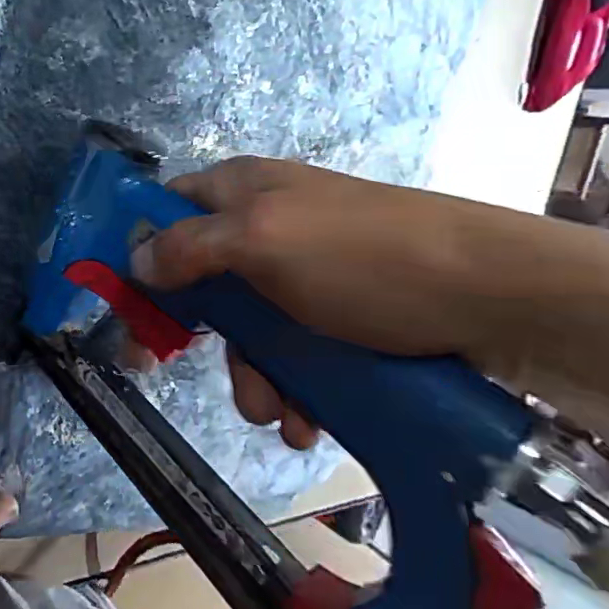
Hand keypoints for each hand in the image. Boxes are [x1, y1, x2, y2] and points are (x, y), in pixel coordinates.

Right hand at [127, 157, 535, 448]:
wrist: (486, 294)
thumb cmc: (361, 256)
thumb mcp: (265, 239)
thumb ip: (191, 245)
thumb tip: (135, 258)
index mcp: (242, 190)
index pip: (166, 209)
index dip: (139, 253)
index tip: (123, 305)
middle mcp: (265, 227)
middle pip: (200, 280)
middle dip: (198, 335)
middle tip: (171, 369)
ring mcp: (300, 275)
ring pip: (245, 329)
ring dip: (251, 376)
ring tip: (276, 411)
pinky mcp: (335, 316)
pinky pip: (290, 354)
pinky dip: (290, 388)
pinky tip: (305, 418)